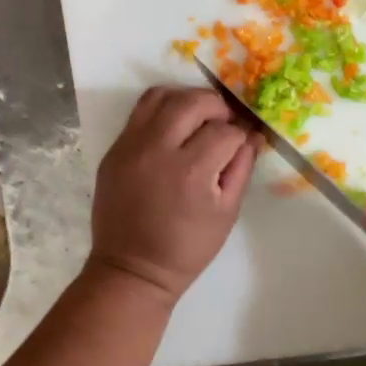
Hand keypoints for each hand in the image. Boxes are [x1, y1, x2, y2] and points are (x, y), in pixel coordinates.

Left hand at [89, 86, 263, 303]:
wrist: (132, 268)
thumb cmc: (186, 247)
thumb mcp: (226, 213)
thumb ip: (241, 168)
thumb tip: (252, 135)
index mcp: (191, 171)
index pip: (225, 131)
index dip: (239, 136)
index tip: (241, 144)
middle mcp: (157, 150)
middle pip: (192, 102)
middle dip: (216, 107)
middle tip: (223, 123)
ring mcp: (130, 147)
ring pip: (160, 97)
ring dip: (185, 100)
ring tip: (196, 118)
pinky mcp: (113, 150)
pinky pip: (137, 114)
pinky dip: (160, 112)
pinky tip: (172, 128)